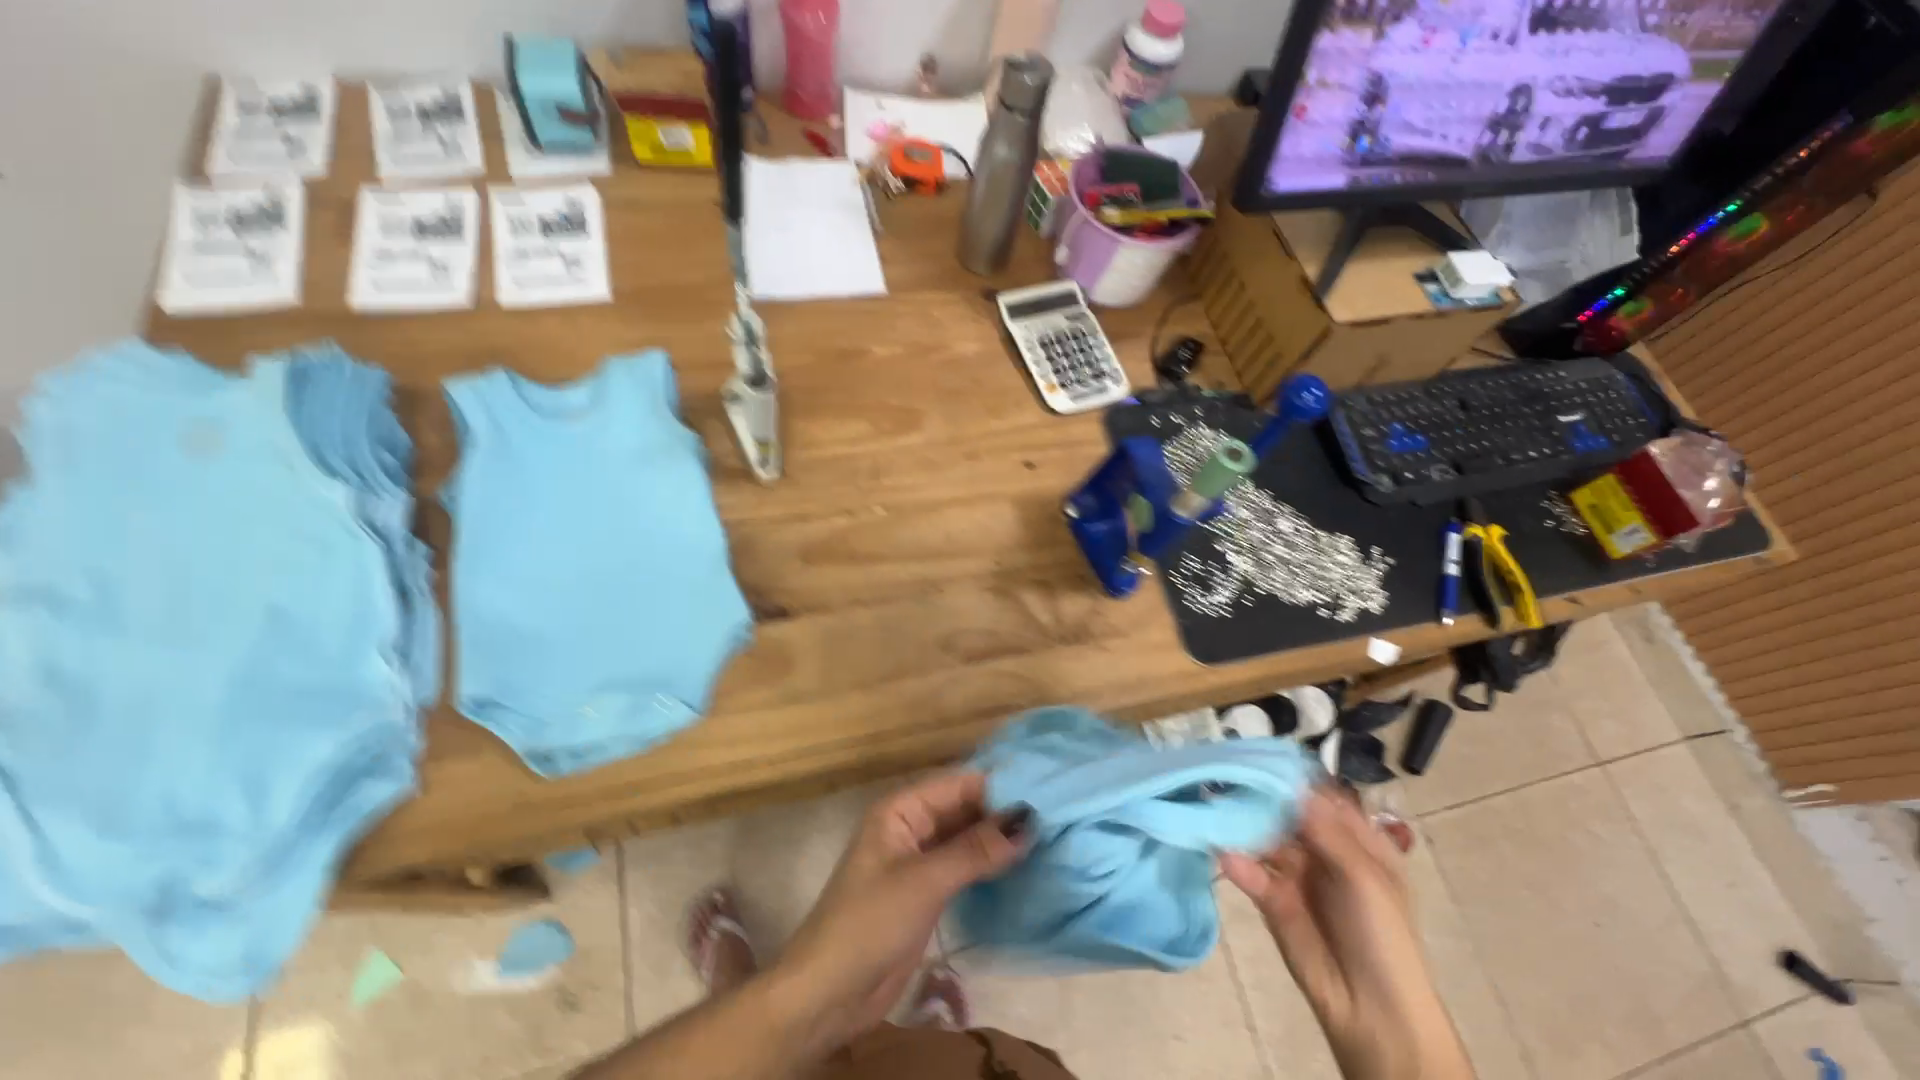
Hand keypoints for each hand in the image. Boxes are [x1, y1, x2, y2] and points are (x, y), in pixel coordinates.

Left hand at [767, 772, 1028, 1049]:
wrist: (830, 992)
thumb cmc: (868, 924)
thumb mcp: (924, 882)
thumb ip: (975, 850)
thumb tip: (1029, 820)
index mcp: (900, 810)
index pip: (958, 784)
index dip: (999, 786)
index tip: (1050, 793)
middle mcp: (910, 828)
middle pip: (964, 809)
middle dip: (1004, 812)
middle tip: (1060, 817)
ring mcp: (918, 862)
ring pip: (966, 838)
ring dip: (1000, 840)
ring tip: (1053, 837)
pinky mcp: (927, 893)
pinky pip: (964, 867)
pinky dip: (990, 865)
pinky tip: (1024, 867)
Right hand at [1219, 791, 1474, 1079]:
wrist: (1371, 1008)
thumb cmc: (1382, 934)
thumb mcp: (1366, 876)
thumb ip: (1327, 830)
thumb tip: (1294, 785)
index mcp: (1358, 839)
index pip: (1321, 796)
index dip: (1295, 777)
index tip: (1261, 754)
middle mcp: (1324, 850)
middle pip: (1286, 813)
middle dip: (1259, 795)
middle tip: (1223, 773)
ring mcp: (1296, 875)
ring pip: (1264, 840)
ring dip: (1241, 825)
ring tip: (1211, 806)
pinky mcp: (1272, 901)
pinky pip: (1252, 875)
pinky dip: (1238, 863)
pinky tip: (1224, 854)